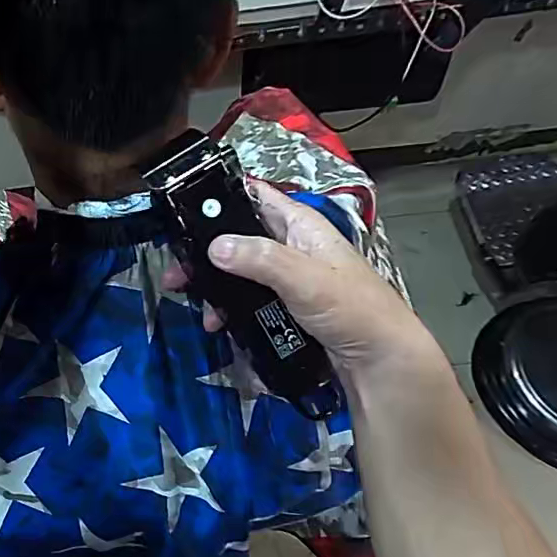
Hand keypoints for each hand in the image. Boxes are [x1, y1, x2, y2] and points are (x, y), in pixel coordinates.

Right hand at [170, 180, 443, 381]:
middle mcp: (292, 247)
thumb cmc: (350, 309)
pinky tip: (217, 323)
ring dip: (216, 285)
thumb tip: (214, 246)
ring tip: (192, 301)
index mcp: (301, 225)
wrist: (379, 360)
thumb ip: (260, 259)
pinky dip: (231, 309)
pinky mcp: (286, 308)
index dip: (222, 197)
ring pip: (241, 272)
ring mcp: (288, 279)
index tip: (185, 211)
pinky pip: (249, 301)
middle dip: (208, 252)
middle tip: (177, 271)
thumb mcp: (304, 278)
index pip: (256, 196)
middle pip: (240, 238)